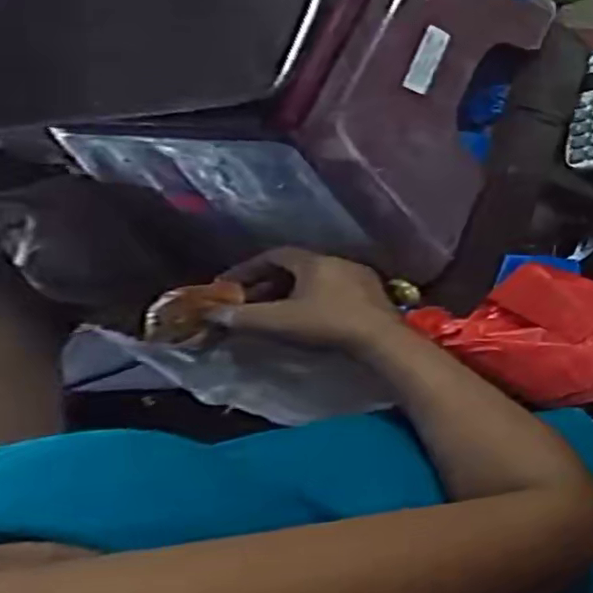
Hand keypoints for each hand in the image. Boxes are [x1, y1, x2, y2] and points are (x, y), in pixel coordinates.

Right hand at [209, 248, 405, 352]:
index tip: (226, 285)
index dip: (247, 268)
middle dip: (268, 281)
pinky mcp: (375, 293)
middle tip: (247, 300)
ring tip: (273, 309)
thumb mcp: (275, 320)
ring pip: (319, 277)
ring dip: (292, 290)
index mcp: (318, 262)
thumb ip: (238, 316)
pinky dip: (315, 296)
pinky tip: (307, 314)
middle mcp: (343, 262)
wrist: (382, 337)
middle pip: (298, 266)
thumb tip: (210, 313)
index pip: (275, 255)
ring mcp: (363, 277)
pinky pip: (337, 287)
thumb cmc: (327, 322)